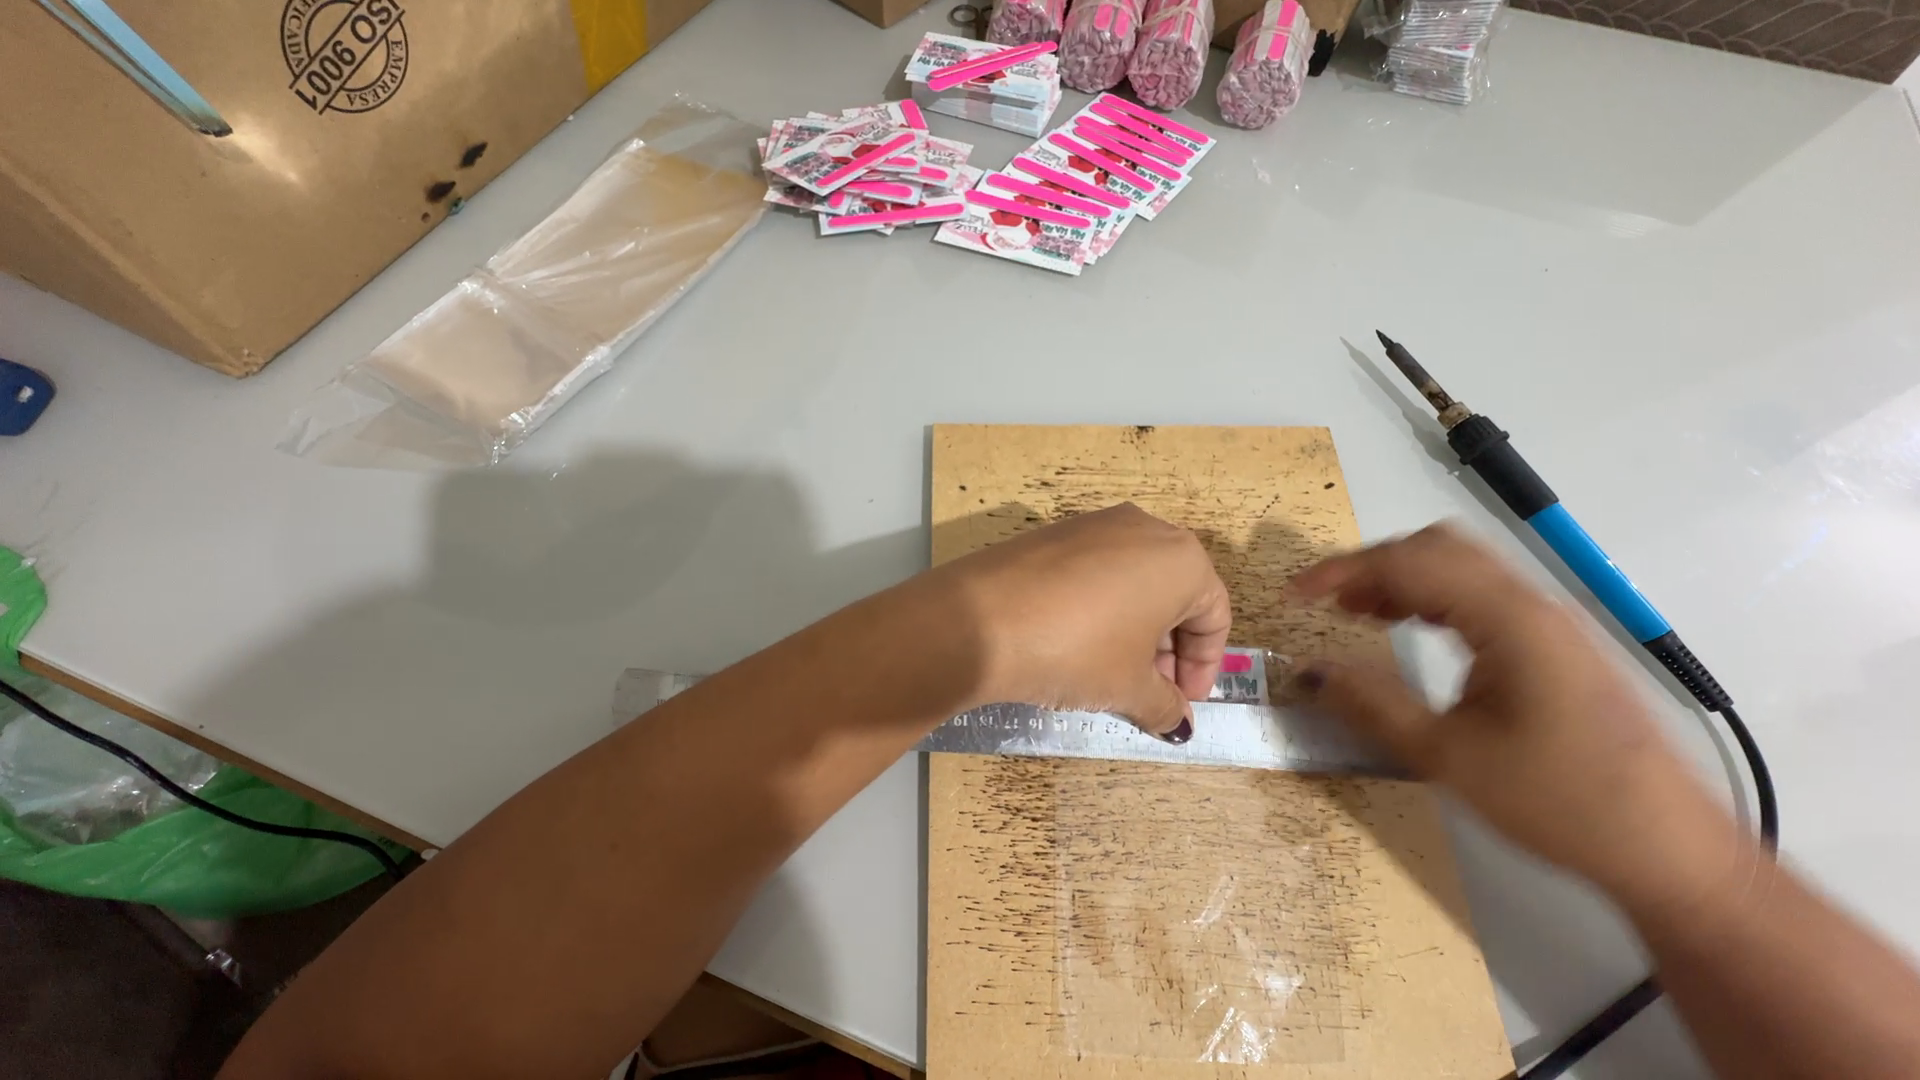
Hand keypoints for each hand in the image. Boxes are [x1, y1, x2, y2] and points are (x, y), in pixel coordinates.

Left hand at [941, 503, 1231, 741]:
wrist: (977, 621)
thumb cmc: (1075, 650)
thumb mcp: (1128, 687)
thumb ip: (1165, 705)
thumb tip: (1180, 724)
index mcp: (1181, 558)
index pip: (1214, 616)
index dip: (1204, 667)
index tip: (1184, 702)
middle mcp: (1145, 528)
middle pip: (1175, 594)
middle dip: (1169, 649)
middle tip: (1150, 692)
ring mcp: (1095, 525)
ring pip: (1135, 582)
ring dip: (1136, 629)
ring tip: (1113, 673)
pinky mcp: (1054, 532)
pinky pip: (1097, 572)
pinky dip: (1101, 607)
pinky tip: (1077, 643)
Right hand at [1290, 523, 1727, 899]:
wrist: (1670, 851)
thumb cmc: (1559, 804)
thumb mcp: (1448, 758)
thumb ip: (1371, 704)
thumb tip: (1309, 669)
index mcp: (1509, 621)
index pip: (1410, 562)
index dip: (1342, 571)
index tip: (1293, 595)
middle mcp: (1532, 605)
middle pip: (1438, 548)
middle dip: (1371, 566)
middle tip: (1323, 603)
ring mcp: (1549, 623)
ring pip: (1461, 568)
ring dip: (1401, 580)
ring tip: (1351, 613)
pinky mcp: (1554, 646)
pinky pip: (1480, 597)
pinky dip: (1431, 599)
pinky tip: (1406, 629)